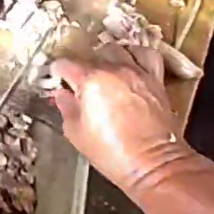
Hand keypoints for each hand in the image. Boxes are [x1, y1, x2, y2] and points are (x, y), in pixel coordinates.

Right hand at [49, 47, 195, 193]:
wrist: (153, 164)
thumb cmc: (113, 152)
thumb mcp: (77, 135)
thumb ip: (67, 109)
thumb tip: (62, 95)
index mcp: (90, 81)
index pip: (66, 64)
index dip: (59, 71)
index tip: (58, 77)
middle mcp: (113, 69)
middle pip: (92, 54)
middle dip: (83, 66)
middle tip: (81, 82)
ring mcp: (136, 72)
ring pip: (117, 49)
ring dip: (107, 56)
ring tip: (105, 69)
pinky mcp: (155, 79)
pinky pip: (146, 55)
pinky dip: (137, 54)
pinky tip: (131, 63)